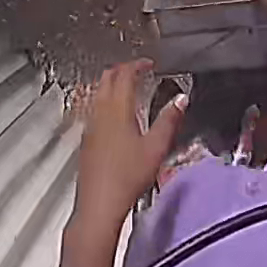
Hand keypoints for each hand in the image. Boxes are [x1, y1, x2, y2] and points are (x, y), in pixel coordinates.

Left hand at [72, 60, 186, 242]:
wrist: (99, 203)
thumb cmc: (128, 176)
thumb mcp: (156, 148)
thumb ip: (169, 120)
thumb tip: (181, 99)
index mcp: (118, 108)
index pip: (124, 75)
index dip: (136, 65)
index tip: (148, 63)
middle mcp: (100, 111)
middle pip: (107, 78)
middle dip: (122, 70)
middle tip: (138, 71)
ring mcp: (90, 123)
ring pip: (98, 91)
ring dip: (112, 83)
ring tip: (129, 88)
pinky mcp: (86, 137)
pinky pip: (94, 107)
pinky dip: (106, 99)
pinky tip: (115, 114)